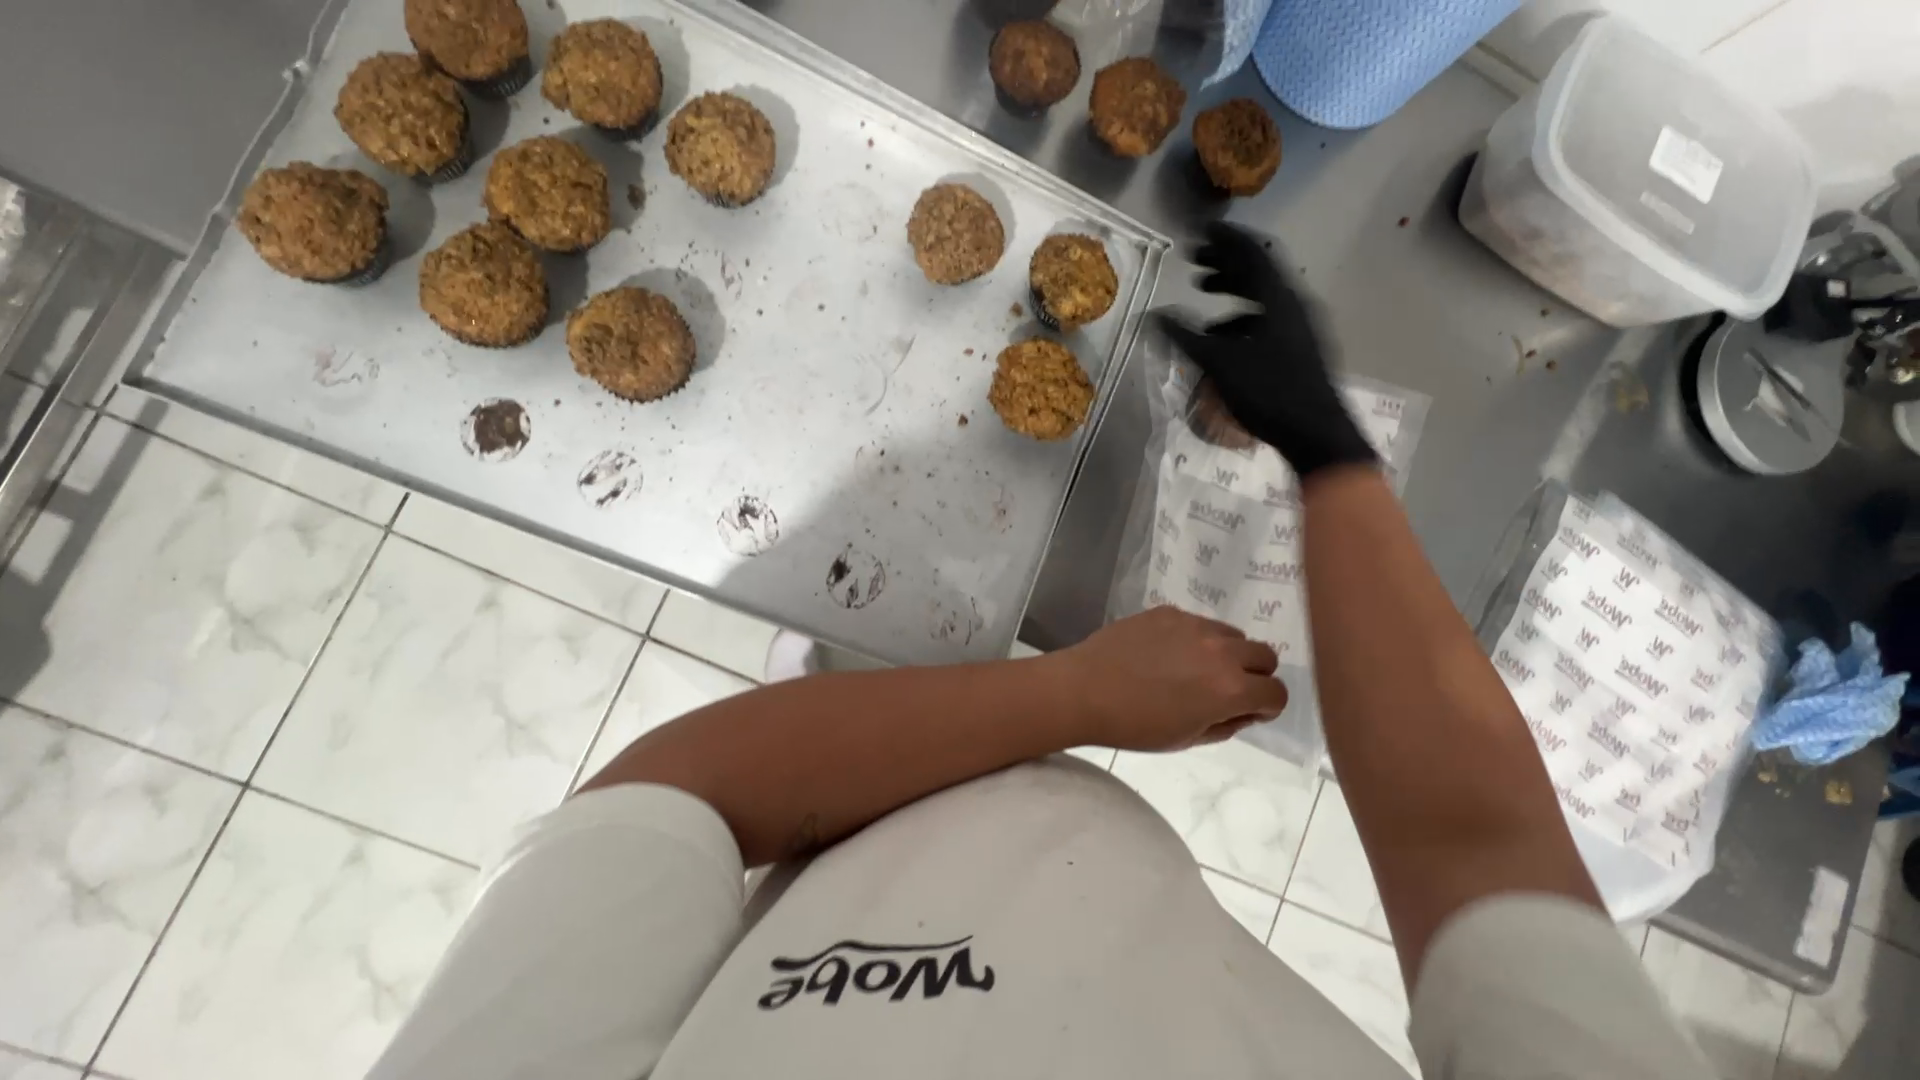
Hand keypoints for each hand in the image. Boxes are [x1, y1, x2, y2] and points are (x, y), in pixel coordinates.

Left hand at [1050, 606, 1288, 751]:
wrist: (1083, 690)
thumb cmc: (1135, 726)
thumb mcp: (1189, 738)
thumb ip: (1228, 723)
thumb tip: (1245, 710)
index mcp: (1231, 689)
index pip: (1277, 693)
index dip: (1264, 707)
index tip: (1244, 712)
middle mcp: (1221, 651)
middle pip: (1265, 656)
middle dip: (1254, 675)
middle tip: (1224, 690)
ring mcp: (1194, 625)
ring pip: (1233, 634)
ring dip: (1226, 653)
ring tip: (1192, 669)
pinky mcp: (1169, 612)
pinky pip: (1198, 623)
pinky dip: (1194, 638)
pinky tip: (1164, 654)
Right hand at [1155, 222, 1376, 480]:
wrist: (1317, 434)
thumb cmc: (1268, 393)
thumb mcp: (1219, 363)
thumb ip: (1184, 336)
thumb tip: (1151, 315)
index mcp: (1278, 298)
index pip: (1252, 252)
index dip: (1225, 238)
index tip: (1201, 230)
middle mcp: (1294, 305)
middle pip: (1259, 271)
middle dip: (1225, 263)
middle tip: (1196, 263)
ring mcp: (1301, 327)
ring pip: (1264, 297)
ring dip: (1233, 291)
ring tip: (1204, 295)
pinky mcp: (1301, 349)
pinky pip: (1268, 320)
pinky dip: (1242, 318)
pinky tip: (1223, 339)